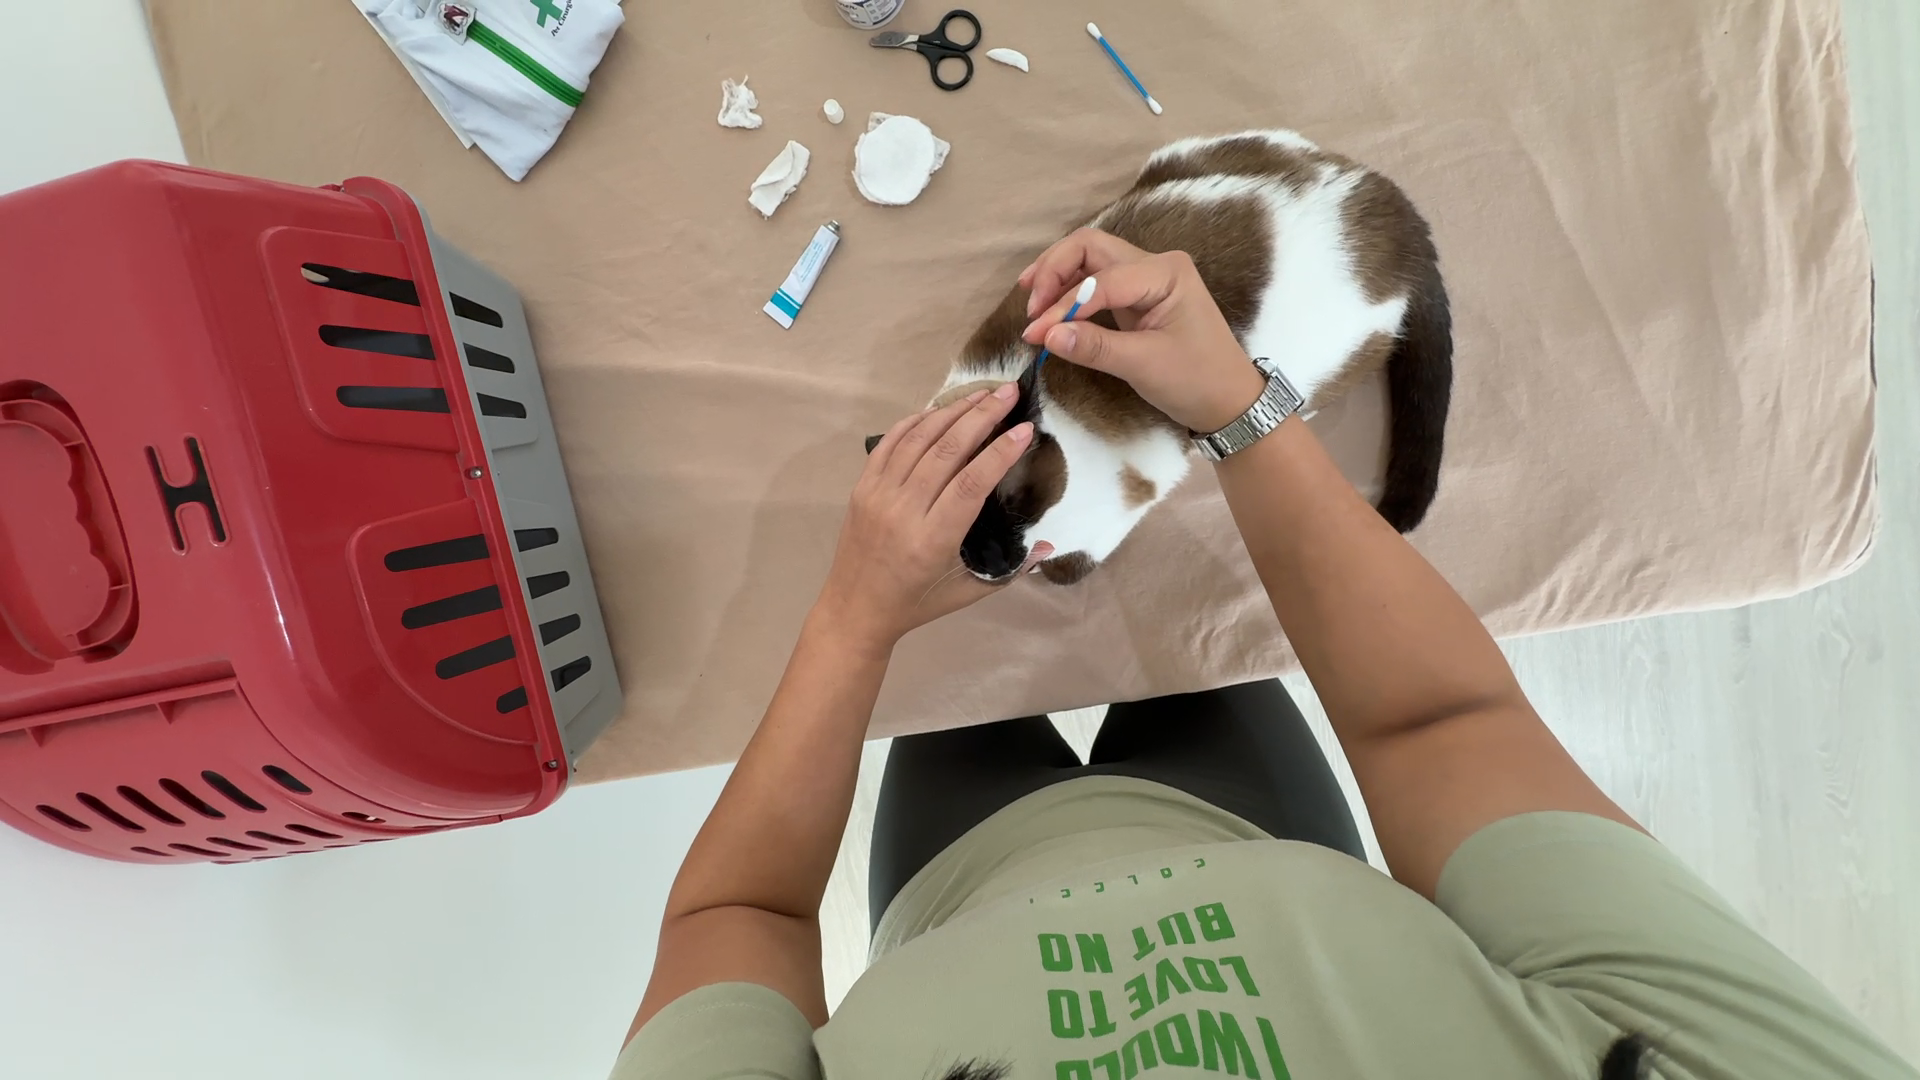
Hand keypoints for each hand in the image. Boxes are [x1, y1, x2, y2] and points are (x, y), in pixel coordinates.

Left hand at [815, 383, 1052, 656]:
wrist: (855, 609)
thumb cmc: (917, 603)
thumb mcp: (968, 592)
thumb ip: (1011, 570)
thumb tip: (1048, 546)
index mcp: (932, 540)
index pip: (971, 484)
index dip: (1000, 452)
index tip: (1024, 428)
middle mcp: (903, 511)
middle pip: (946, 450)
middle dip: (981, 415)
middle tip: (1010, 391)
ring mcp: (878, 495)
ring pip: (917, 439)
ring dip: (952, 411)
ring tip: (982, 394)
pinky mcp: (862, 488)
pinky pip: (889, 443)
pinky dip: (915, 421)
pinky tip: (939, 410)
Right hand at [1019, 228, 1266, 432]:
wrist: (1228, 400)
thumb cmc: (1196, 380)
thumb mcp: (1144, 366)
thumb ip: (1094, 347)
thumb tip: (1047, 335)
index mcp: (1165, 273)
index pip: (1100, 279)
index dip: (1063, 305)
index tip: (1035, 335)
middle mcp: (1154, 265)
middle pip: (1090, 247)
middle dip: (1054, 272)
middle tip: (1030, 309)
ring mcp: (1145, 279)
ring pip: (1090, 260)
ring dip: (1057, 276)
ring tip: (1031, 304)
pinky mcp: (1136, 297)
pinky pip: (1096, 282)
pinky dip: (1069, 291)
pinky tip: (1049, 306)